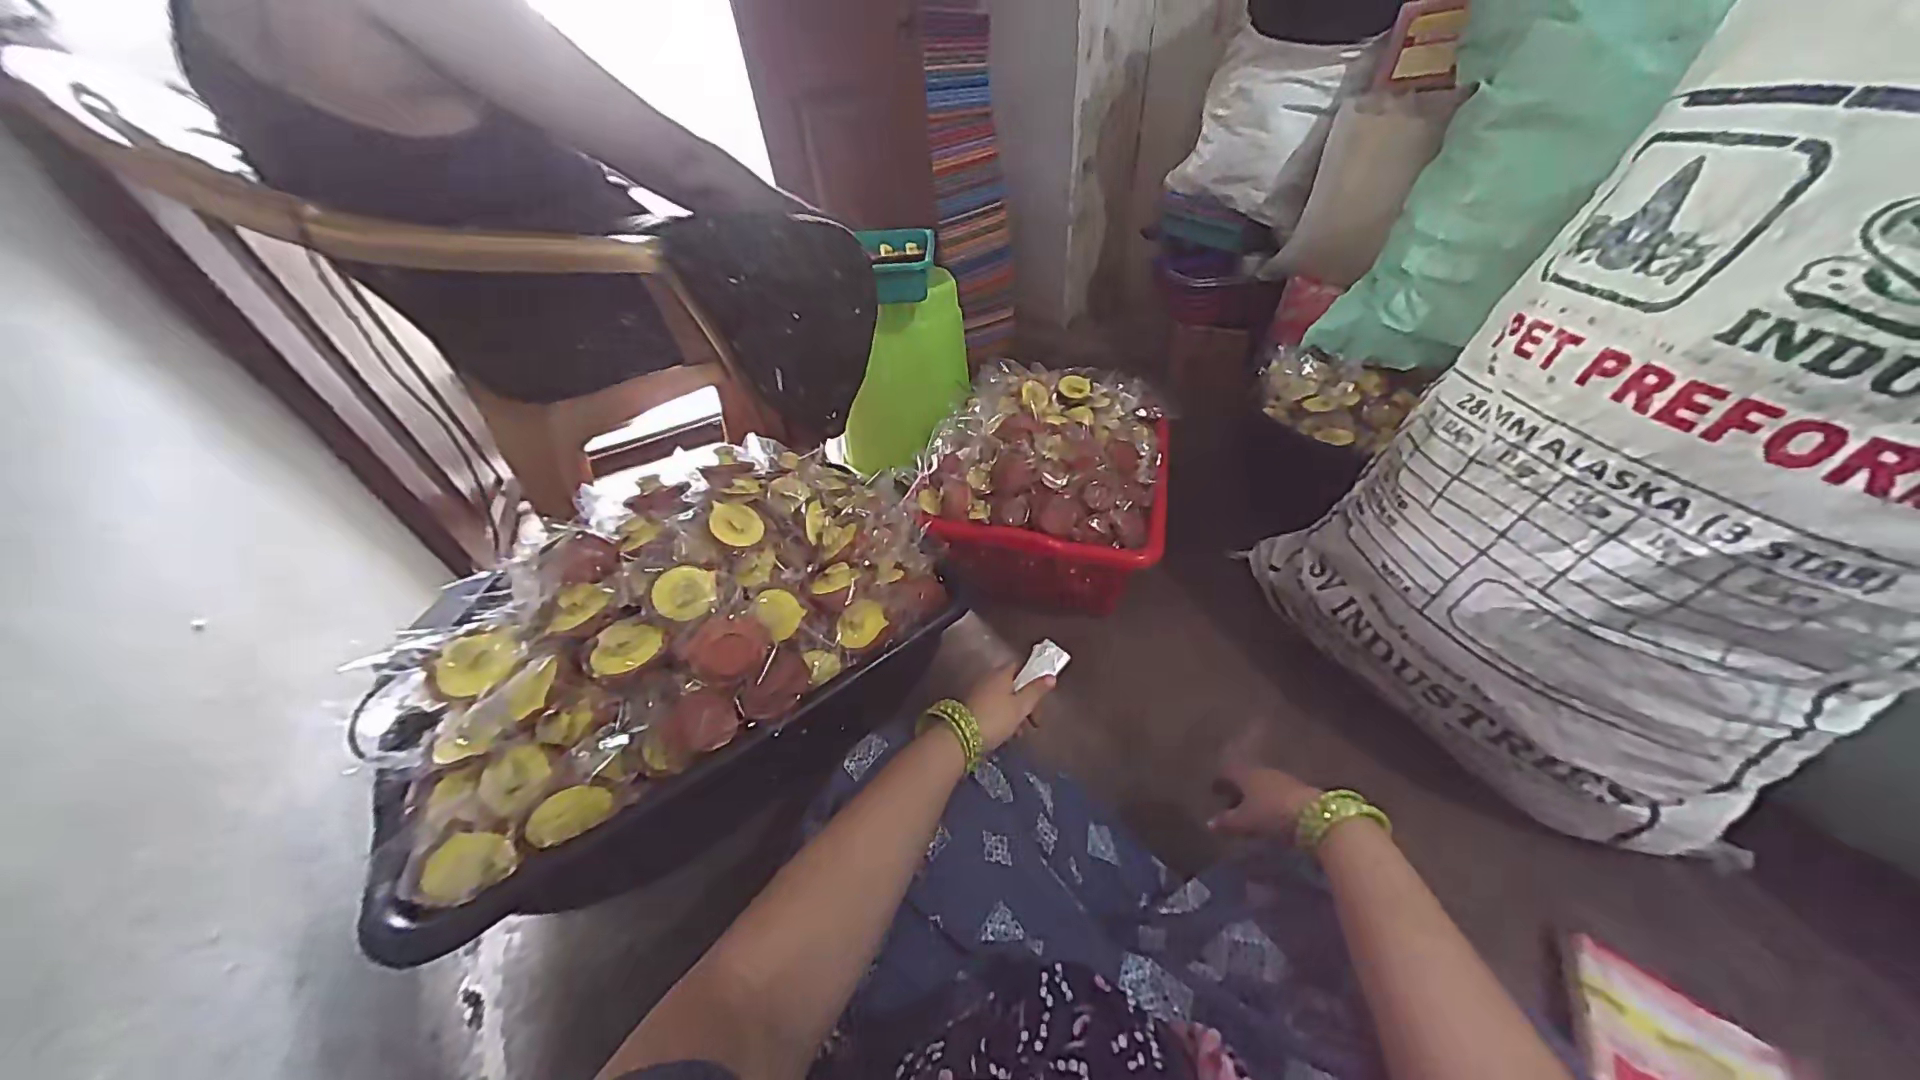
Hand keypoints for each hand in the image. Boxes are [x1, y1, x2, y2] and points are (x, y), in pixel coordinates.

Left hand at [958, 662, 1055, 752]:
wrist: (961, 735)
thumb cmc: (996, 718)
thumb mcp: (1021, 706)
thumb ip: (1036, 691)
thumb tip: (1051, 675)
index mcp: (1001, 674)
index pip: (1020, 666)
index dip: (1033, 678)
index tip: (1041, 696)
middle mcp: (989, 678)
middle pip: (1013, 685)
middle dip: (1026, 702)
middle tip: (1033, 721)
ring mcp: (979, 692)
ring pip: (1004, 699)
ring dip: (1015, 714)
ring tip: (1019, 732)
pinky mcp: (972, 707)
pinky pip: (993, 708)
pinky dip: (1002, 718)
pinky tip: (1006, 734)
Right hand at [1208, 759, 1323, 840]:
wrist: (1318, 817)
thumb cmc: (1272, 815)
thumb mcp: (1245, 822)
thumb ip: (1226, 822)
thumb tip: (1209, 822)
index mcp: (1246, 774)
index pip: (1228, 772)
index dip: (1221, 781)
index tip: (1215, 791)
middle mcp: (1264, 772)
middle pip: (1247, 777)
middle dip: (1239, 790)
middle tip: (1232, 803)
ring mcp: (1285, 780)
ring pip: (1264, 786)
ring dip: (1256, 797)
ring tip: (1252, 812)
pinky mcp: (1302, 791)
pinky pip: (1279, 794)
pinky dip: (1271, 802)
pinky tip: (1272, 815)